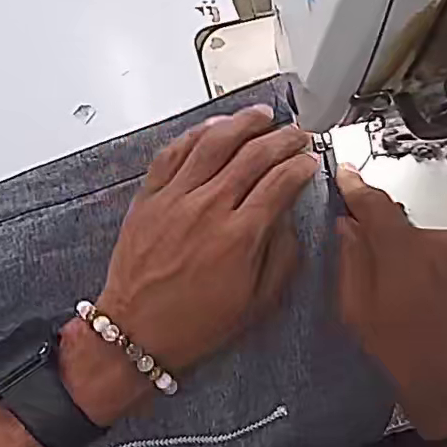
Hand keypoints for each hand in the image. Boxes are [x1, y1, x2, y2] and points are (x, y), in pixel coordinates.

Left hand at [61, 104, 318, 422]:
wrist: (137, 331)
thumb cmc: (193, 323)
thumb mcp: (255, 303)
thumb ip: (281, 258)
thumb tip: (289, 220)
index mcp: (239, 237)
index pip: (280, 182)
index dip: (301, 166)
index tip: (310, 162)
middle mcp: (208, 209)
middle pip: (254, 155)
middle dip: (283, 139)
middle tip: (297, 135)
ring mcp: (175, 199)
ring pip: (214, 143)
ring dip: (243, 123)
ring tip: (261, 115)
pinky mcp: (150, 198)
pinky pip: (173, 153)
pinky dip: (196, 134)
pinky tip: (213, 127)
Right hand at [334, 166, 446, 441]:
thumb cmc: (411, 360)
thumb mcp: (359, 313)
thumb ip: (351, 261)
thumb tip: (348, 230)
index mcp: (404, 252)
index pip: (376, 203)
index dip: (356, 187)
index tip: (347, 176)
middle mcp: (440, 246)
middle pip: (401, 226)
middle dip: (385, 243)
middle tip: (376, 282)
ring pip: (425, 243)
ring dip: (413, 260)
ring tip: (409, 303)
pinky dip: (435, 271)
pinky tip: (430, 304)